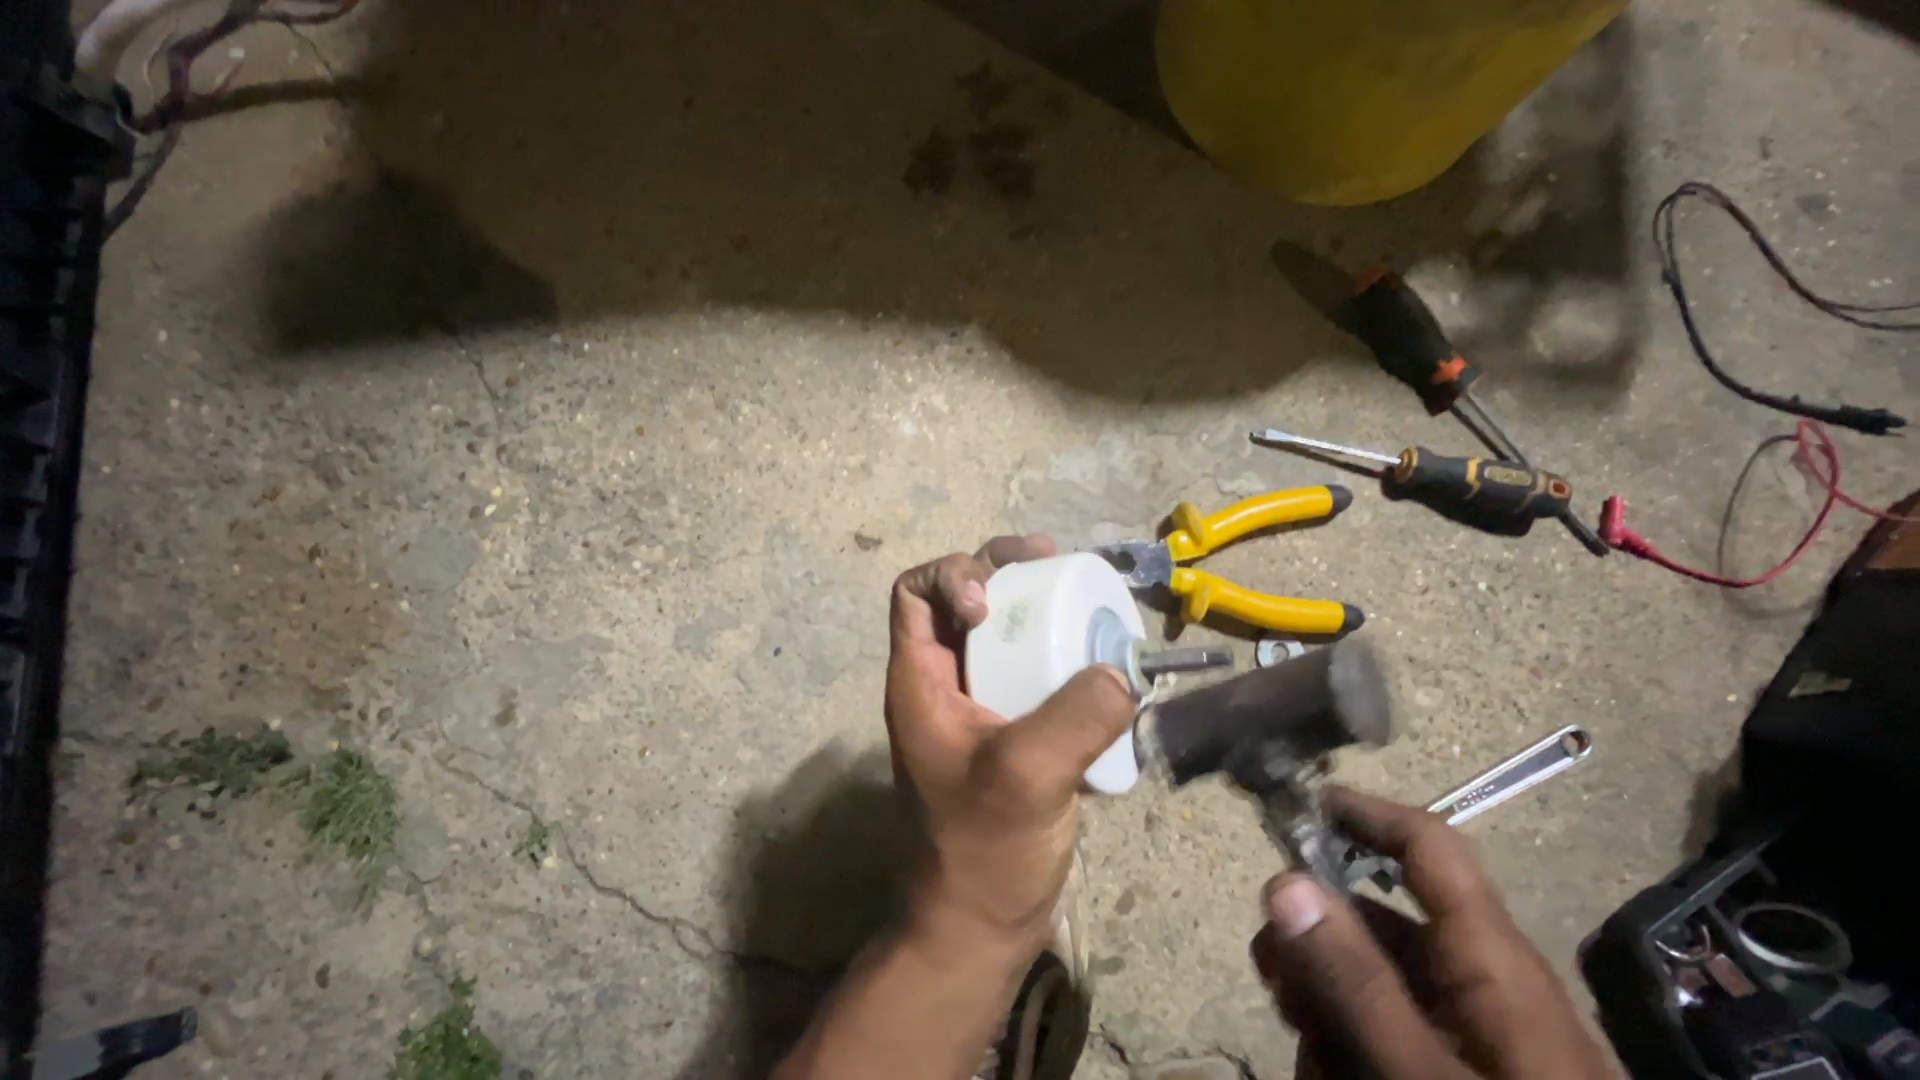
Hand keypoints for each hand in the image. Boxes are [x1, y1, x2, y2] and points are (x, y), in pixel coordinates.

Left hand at [886, 535, 1137, 959]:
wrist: (981, 927)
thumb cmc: (982, 852)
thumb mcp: (1025, 777)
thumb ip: (1075, 717)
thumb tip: (1122, 673)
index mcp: (921, 682)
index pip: (915, 594)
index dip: (951, 576)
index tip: (993, 604)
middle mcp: (948, 684)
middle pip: (966, 598)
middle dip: (1006, 571)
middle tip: (1055, 562)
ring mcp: (984, 709)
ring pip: (1007, 634)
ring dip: (1044, 610)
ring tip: (1088, 598)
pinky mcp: (1019, 734)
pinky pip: (1039, 674)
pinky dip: (1067, 657)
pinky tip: (1104, 661)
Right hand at [1252, 786, 1616, 1079]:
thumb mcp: (1420, 1079)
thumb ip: (1351, 983)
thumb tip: (1281, 880)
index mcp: (1489, 961)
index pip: (1427, 846)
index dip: (1364, 813)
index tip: (1293, 807)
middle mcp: (1479, 983)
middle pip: (1377, 923)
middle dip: (1317, 948)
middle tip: (1278, 986)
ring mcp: (1469, 1035)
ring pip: (1370, 987)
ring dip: (1325, 1016)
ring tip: (1321, 1071)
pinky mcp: (1456, 1069)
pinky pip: (1387, 1036)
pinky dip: (1348, 1052)